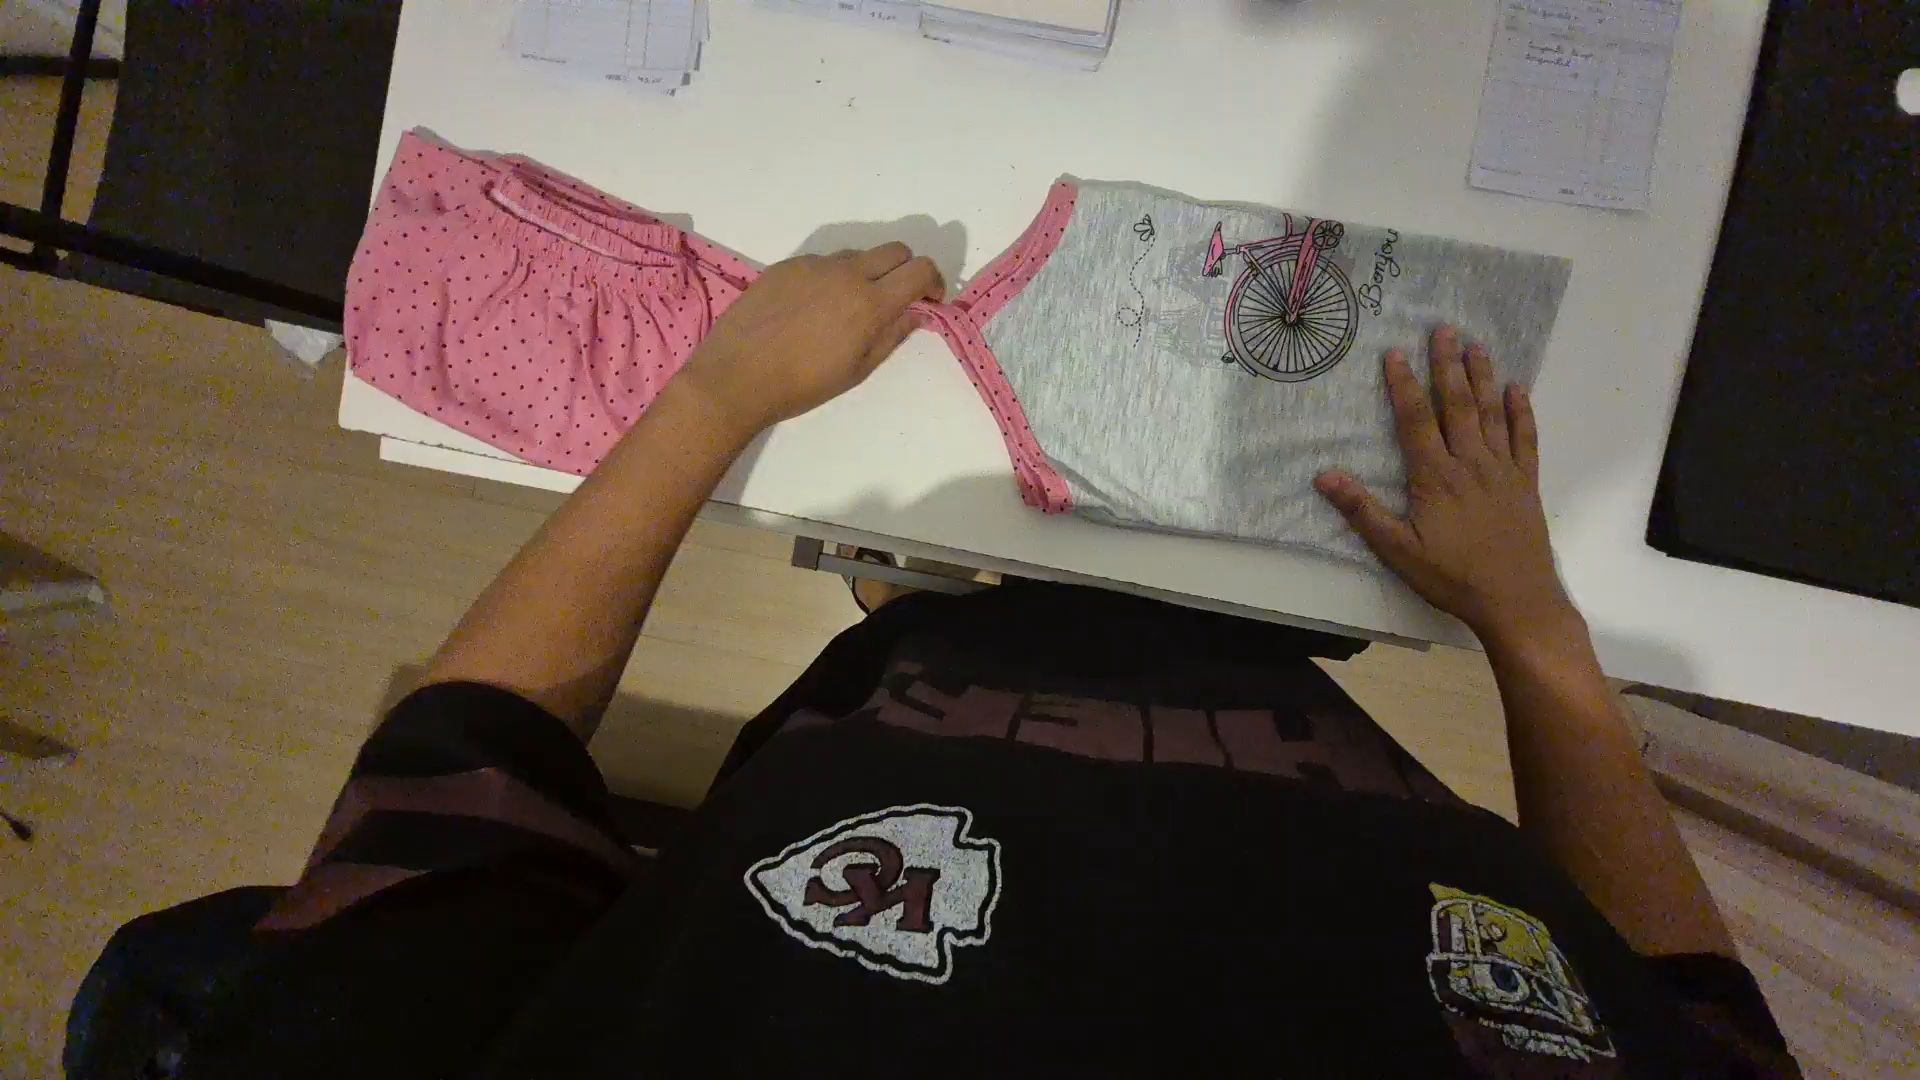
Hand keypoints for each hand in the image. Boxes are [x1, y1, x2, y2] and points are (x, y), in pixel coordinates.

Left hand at [677, 243, 944, 437]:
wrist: (737, 375)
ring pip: (857, 255)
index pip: (919, 270)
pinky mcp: (786, 265)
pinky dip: (833, 278)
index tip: (930, 301)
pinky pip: (823, 262)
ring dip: (868, 274)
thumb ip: (892, 336)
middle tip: (899, 300)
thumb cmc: (803, 385)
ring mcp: (813, 264)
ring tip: (850, 310)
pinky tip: (814, 310)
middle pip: (894, 250)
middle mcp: (845, 273)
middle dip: (906, 270)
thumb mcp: (857, 370)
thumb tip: (916, 313)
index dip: (934, 282)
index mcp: (869, 303)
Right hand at [1314, 326, 1576, 642]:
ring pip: (1492, 414)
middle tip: (1444, 329)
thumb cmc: (1449, 575)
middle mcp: (1471, 463)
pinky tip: (1517, 390)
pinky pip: (1524, 438)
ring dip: (1483, 377)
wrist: (1516, 599)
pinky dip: (1521, 412)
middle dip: (1447, 366)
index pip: (1415, 421)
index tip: (1396, 354)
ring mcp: (1502, 470)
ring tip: (1477, 345)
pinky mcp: (1525, 483)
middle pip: (1457, 405)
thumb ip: (1361, 510)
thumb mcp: (1395, 549)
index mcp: (1435, 476)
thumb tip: (1323, 476)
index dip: (1404, 386)